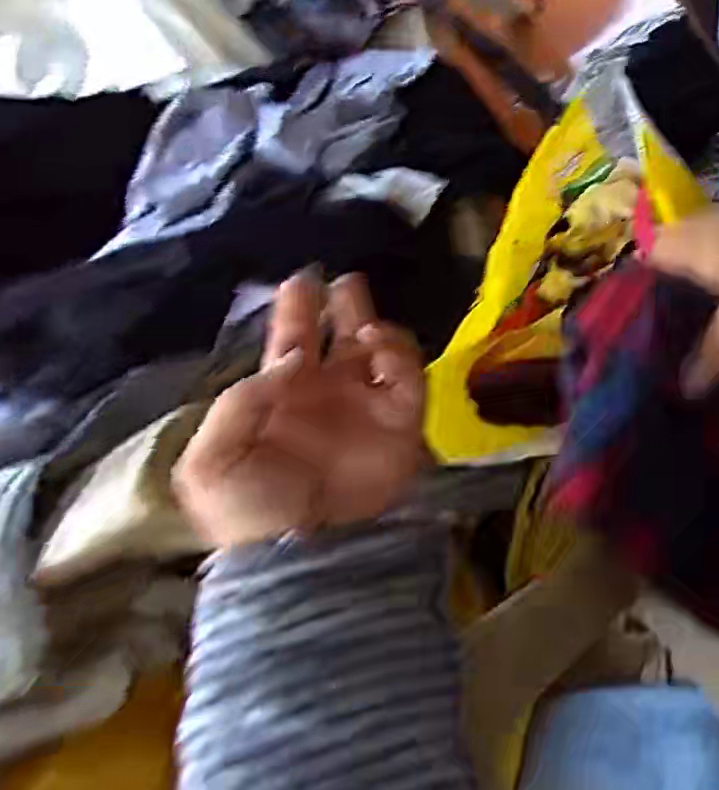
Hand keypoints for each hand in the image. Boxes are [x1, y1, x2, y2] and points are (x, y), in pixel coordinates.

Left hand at [175, 272, 428, 549]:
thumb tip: (287, 362)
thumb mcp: (211, 462)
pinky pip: (407, 374)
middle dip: (344, 307)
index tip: (303, 281)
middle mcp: (330, 390)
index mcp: (282, 396)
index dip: (297, 314)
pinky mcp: (405, 413)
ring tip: (364, 321)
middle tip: (347, 279)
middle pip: (340, 338)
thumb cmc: (252, 504)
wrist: (312, 539)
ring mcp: (370, 400)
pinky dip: (398, 355)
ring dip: (373, 329)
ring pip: (380, 349)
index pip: (291, 344)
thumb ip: (238, 407)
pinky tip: (381, 345)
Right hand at [649, 195, 718, 394]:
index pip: (633, 278)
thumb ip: (715, 350)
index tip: (634, 348)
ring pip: (691, 278)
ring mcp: (717, 232)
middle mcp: (688, 233)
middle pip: (662, 281)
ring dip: (694, 309)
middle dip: (666, 317)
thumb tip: (686, 389)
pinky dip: (717, 296)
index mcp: (676, 245)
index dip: (632, 313)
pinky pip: (716, 271)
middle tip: (662, 356)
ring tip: (690, 348)